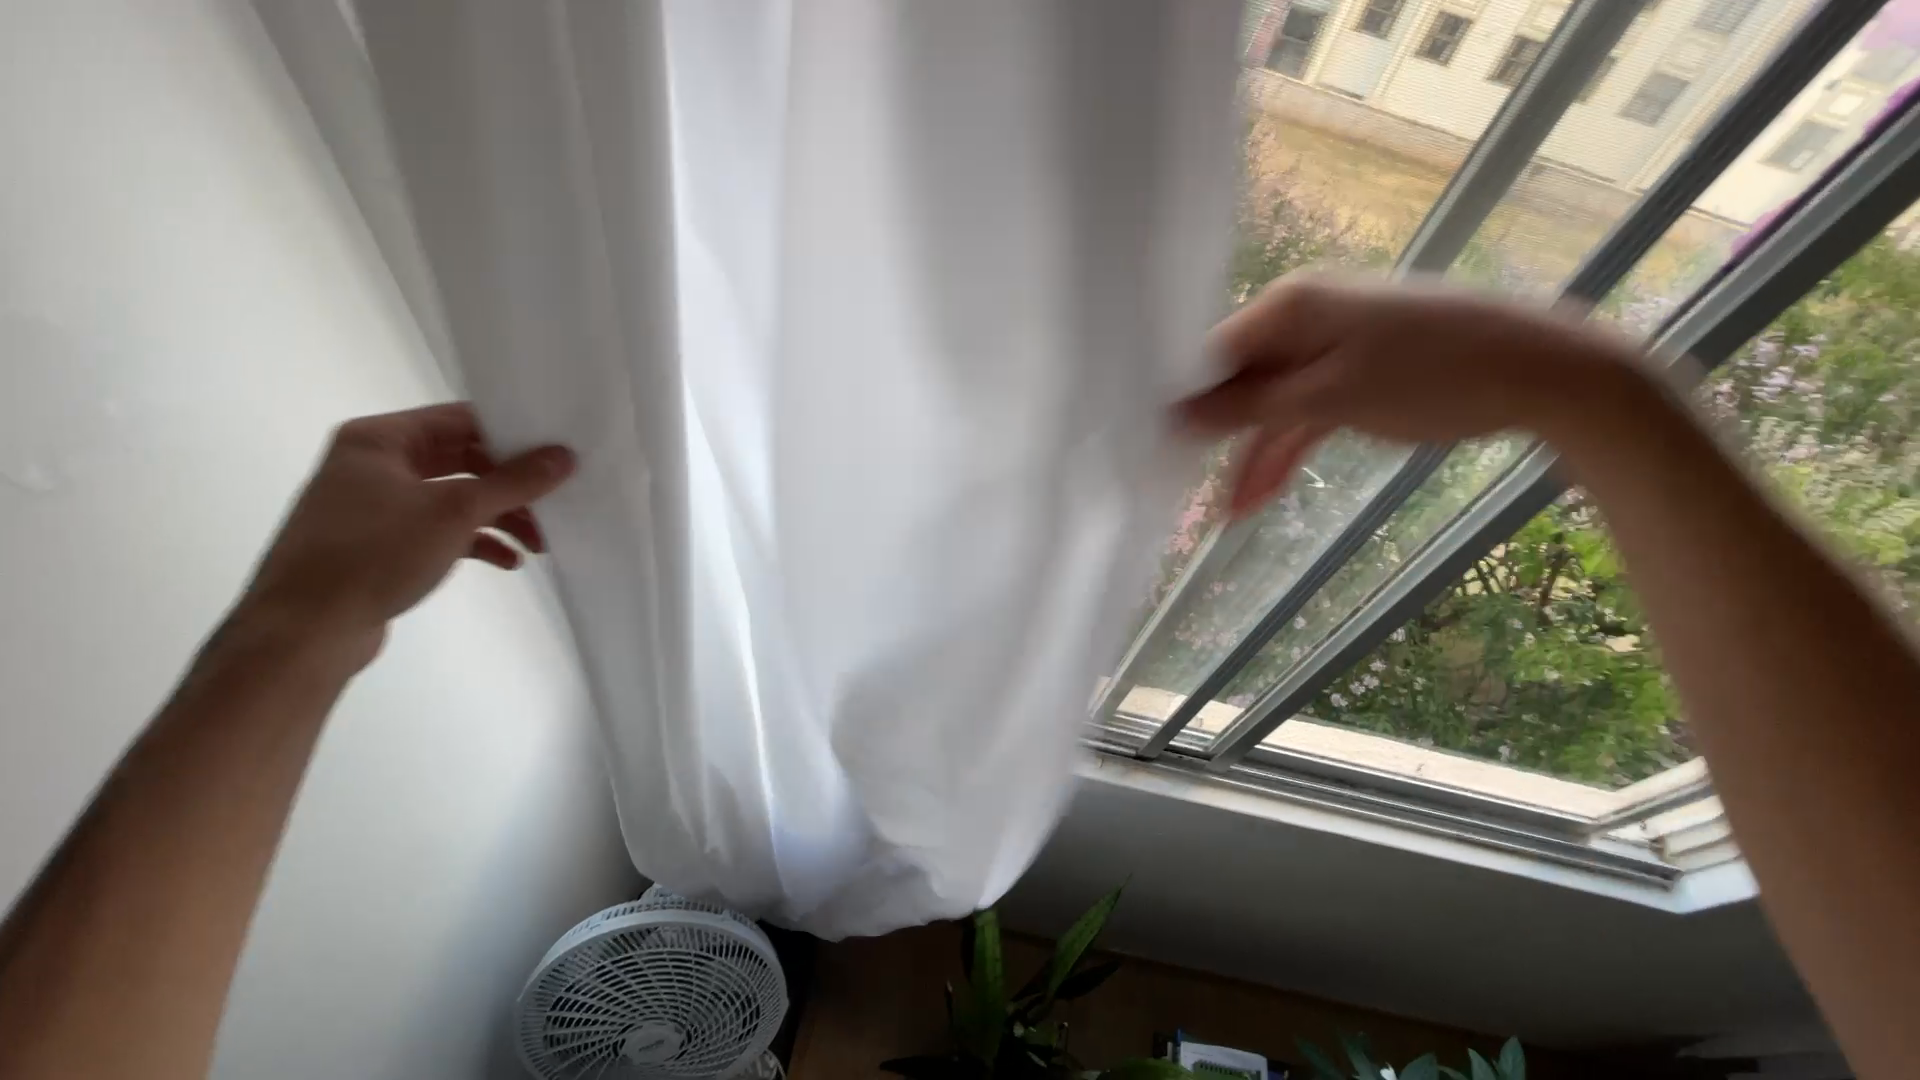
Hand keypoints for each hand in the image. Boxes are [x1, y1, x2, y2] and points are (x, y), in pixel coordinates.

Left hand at [236, 403, 575, 666]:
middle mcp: (375, 464)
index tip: (558, 450)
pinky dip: (477, 541)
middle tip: (555, 501)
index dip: (512, 433)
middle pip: (463, 461)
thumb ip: (515, 481)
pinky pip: (442, 530)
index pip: (461, 419)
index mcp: (380, 439)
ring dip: (501, 517)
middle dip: (511, 485)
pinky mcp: (383, 543)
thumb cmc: (375, 554)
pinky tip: (507, 562)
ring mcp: (377, 505)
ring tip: (538, 543)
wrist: (305, 631)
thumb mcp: (455, 511)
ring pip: (456, 498)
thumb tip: (565, 455)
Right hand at [1176, 273, 1650, 514]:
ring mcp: (1330, 347)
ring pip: (1269, 405)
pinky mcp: (1354, 375)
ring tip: (1225, 514)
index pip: (1210, 352)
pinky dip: (1287, 452)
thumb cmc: (1431, 375)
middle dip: (1212, 436)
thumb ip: (1248, 407)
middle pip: (1236, 381)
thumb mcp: (1328, 397)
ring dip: (1250, 456)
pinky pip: (1304, 414)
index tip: (1148, 445)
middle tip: (1175, 484)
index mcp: (1288, 306)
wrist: (1546, 373)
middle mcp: (1301, 319)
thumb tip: (1173, 416)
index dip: (1179, 399)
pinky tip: (1261, 495)